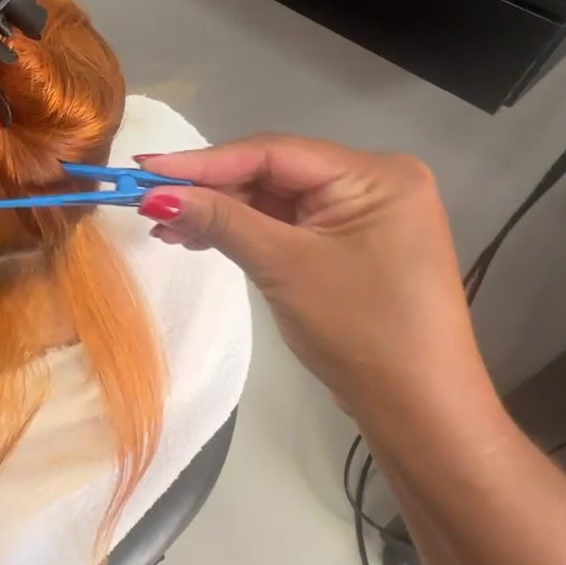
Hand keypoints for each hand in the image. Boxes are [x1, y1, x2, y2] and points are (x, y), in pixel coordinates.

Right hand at [134, 136, 487, 425]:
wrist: (419, 411)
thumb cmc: (362, 330)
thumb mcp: (283, 266)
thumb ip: (219, 220)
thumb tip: (153, 194)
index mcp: (375, 175)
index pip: (272, 153)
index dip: (203, 161)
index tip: (145, 168)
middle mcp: (372, 181)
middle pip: (269, 171)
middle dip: (207, 189)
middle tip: (147, 200)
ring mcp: (360, 213)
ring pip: (270, 196)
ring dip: (217, 211)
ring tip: (163, 226)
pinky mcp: (346, 241)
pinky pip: (281, 221)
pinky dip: (240, 229)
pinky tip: (196, 237)